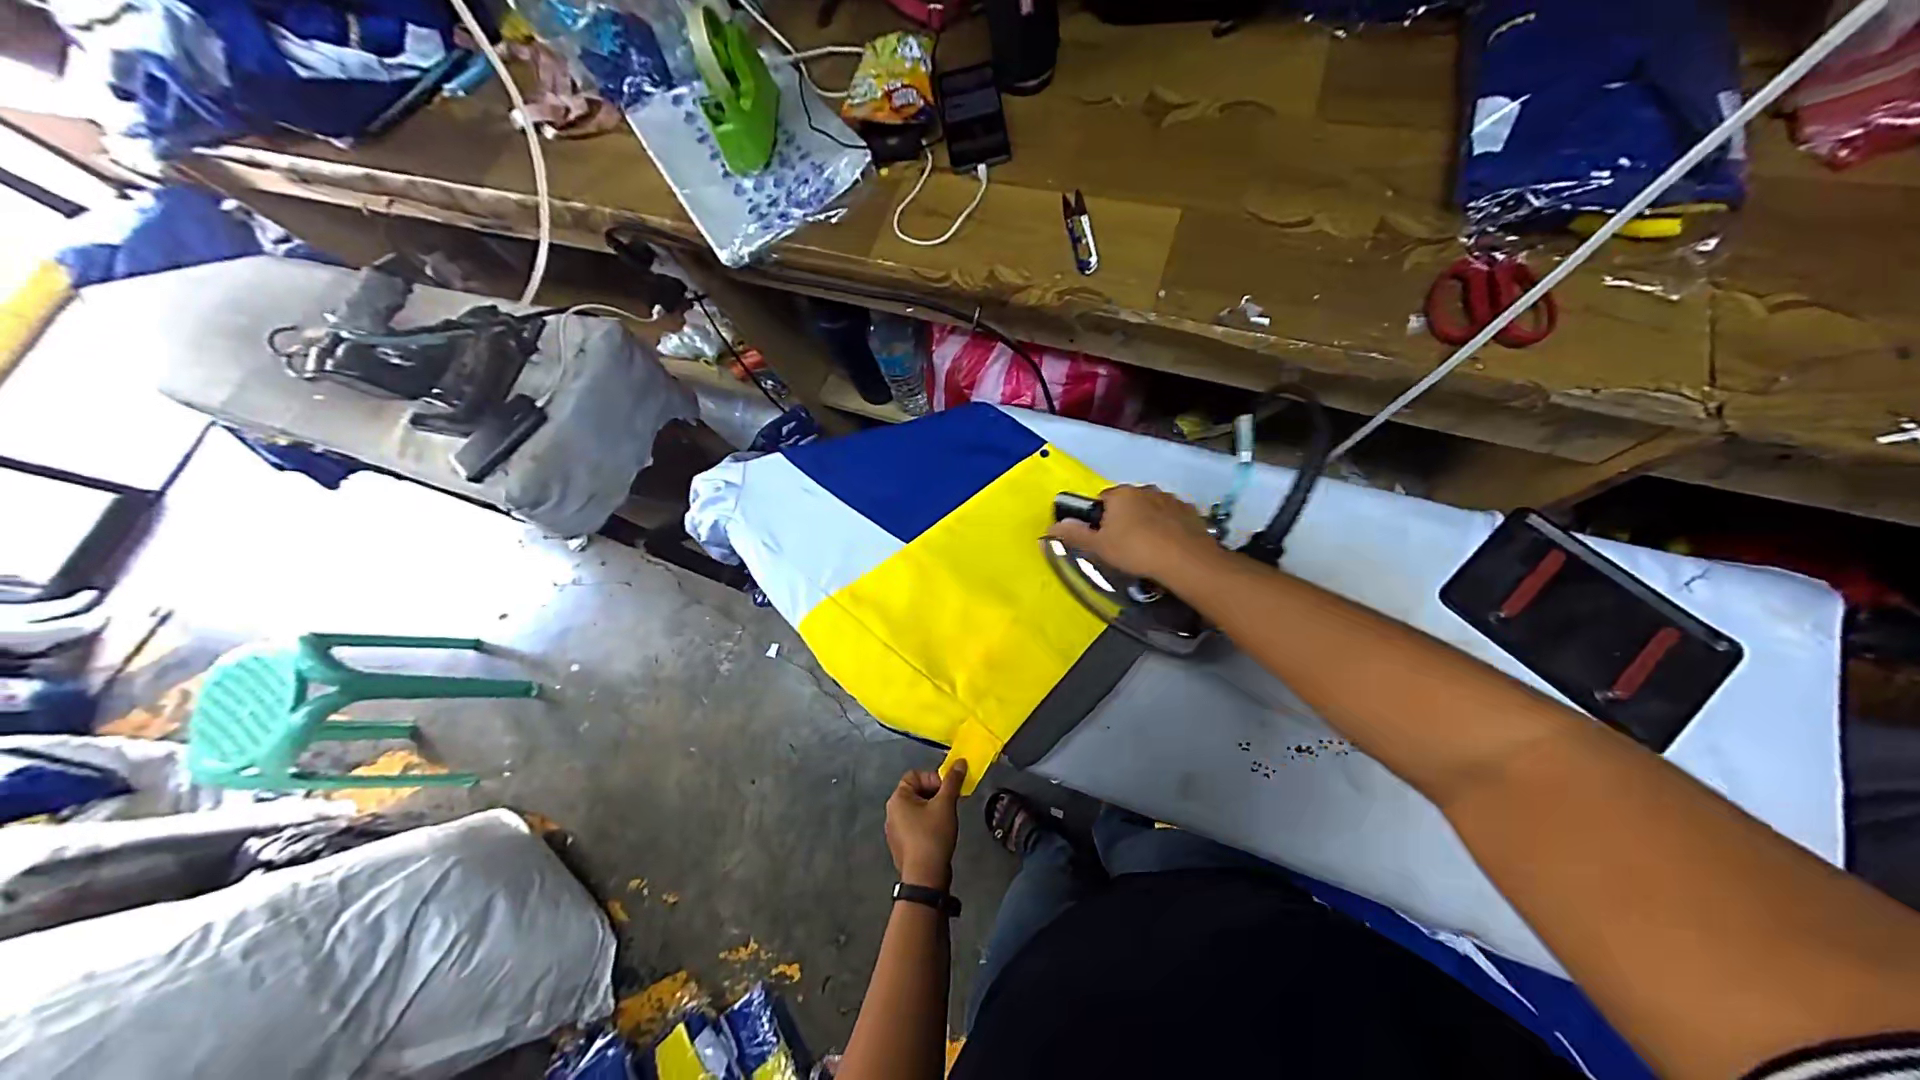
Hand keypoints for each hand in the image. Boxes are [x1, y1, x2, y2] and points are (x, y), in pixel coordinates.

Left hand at [885, 761, 966, 890]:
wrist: (925, 877)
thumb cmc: (932, 835)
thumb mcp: (945, 804)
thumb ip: (952, 781)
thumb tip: (960, 762)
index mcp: (898, 798)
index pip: (915, 775)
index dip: (933, 778)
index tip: (948, 791)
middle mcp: (892, 812)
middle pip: (916, 791)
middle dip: (936, 794)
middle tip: (950, 804)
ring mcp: (894, 830)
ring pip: (917, 809)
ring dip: (933, 810)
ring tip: (946, 820)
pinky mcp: (901, 845)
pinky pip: (915, 826)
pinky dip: (928, 825)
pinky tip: (939, 835)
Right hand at [1047, 484, 1218, 580]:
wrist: (1186, 560)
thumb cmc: (1136, 551)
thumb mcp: (1099, 547)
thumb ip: (1075, 534)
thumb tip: (1053, 526)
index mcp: (1121, 494)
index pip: (1102, 500)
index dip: (1100, 519)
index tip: (1103, 538)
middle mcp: (1145, 490)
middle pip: (1128, 502)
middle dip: (1124, 518)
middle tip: (1123, 546)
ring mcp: (1170, 499)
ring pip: (1151, 508)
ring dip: (1147, 521)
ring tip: (1148, 548)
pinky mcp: (1191, 512)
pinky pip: (1172, 517)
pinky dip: (1168, 527)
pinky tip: (1168, 546)